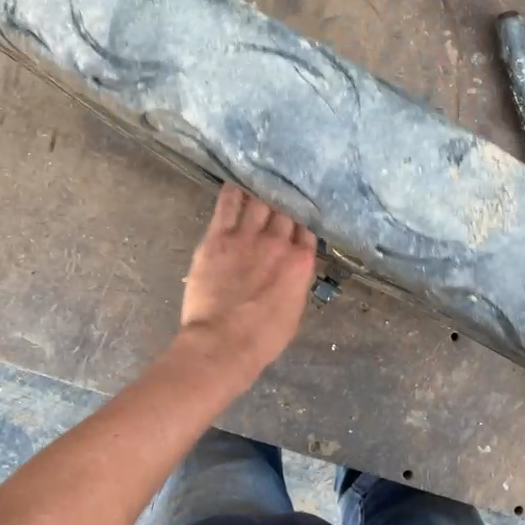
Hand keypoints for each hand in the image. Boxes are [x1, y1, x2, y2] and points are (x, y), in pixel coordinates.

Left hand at [176, 184, 317, 372]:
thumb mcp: (293, 309)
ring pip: (259, 202)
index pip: (305, 229)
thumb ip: (295, 281)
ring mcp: (248, 236)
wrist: (222, 343)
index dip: (301, 221)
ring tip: (259, 181)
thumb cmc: (262, 338)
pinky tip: (234, 182)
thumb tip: (292, 268)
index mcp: (300, 262)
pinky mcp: (219, 237)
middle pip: (284, 211)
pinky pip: (228, 205)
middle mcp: (278, 242)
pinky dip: (233, 192)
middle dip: (284, 202)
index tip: (298, 215)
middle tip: (280, 191)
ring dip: (261, 192)